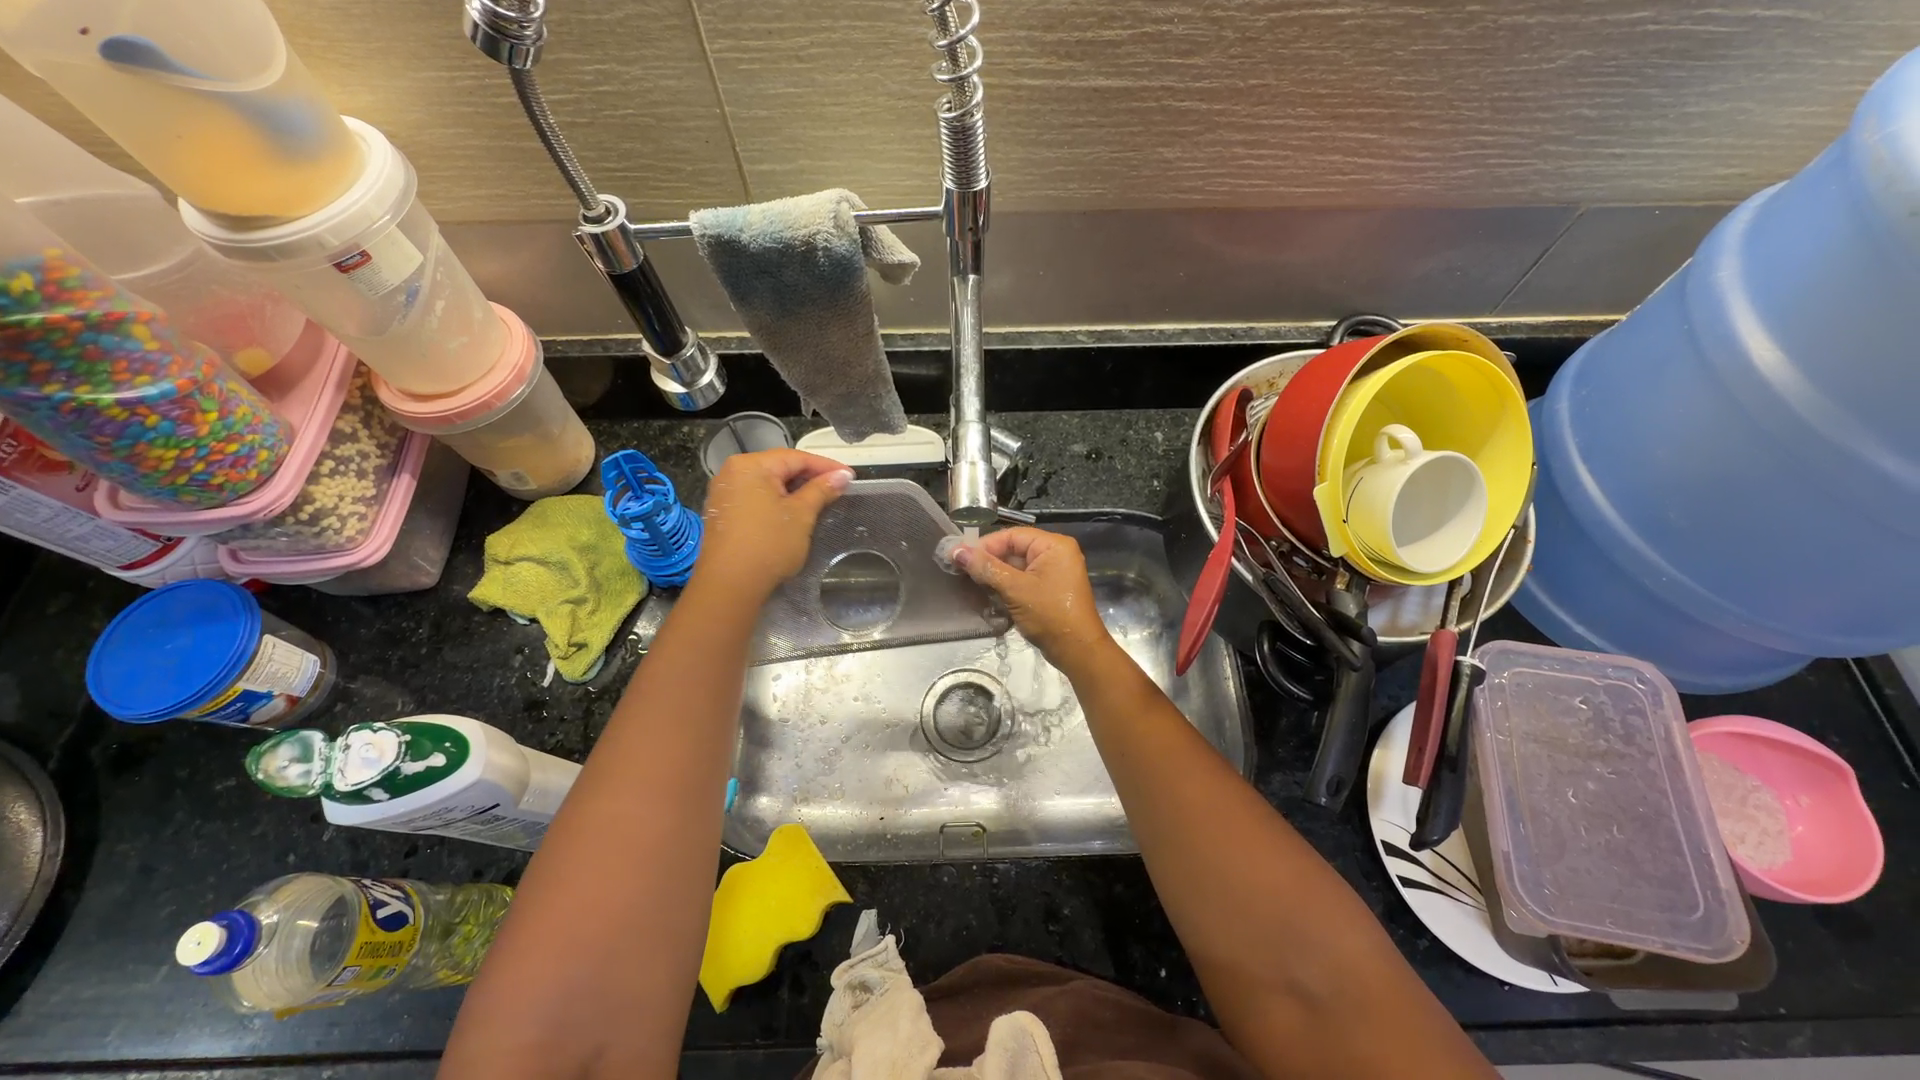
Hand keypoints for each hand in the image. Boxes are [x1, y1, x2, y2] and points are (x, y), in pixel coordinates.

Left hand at [694, 449, 851, 600]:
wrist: (729, 585)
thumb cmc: (768, 545)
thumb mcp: (801, 515)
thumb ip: (822, 490)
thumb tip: (843, 475)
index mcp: (750, 465)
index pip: (796, 457)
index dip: (826, 466)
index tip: (850, 476)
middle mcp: (733, 472)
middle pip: (779, 467)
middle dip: (810, 477)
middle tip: (838, 487)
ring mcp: (724, 492)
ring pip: (767, 483)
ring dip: (794, 490)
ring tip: (821, 499)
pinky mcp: (723, 512)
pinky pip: (756, 497)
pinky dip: (777, 501)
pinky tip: (794, 511)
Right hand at [952, 527, 1114, 667]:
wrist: (1077, 650)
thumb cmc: (1050, 615)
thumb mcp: (1015, 589)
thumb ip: (986, 568)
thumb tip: (957, 551)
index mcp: (1053, 545)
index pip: (1012, 535)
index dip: (984, 545)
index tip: (959, 556)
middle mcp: (1055, 554)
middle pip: (1013, 549)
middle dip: (988, 561)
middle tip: (960, 571)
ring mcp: (1052, 572)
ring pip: (1015, 567)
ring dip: (994, 576)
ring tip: (971, 584)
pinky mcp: (1048, 589)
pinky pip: (1022, 580)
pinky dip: (1005, 586)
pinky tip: (988, 595)